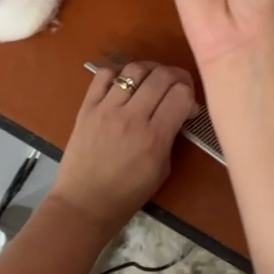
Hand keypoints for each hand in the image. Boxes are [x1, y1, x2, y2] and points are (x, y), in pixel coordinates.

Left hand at [48, 60, 194, 234]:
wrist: (84, 204)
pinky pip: (104, 75)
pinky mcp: (87, 107)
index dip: (190, 95)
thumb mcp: (162, 169)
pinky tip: (124, 84)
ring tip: (152, 81)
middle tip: (177, 87)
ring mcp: (106, 109)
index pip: (181, 95)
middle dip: (177, 77)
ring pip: (135, 69)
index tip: (187, 106)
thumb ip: (171, 136)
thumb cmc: (128, 194)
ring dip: (150, 70)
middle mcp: (131, 118)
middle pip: (162, 76)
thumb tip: (179, 111)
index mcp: (154, 138)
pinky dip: (118, 73)